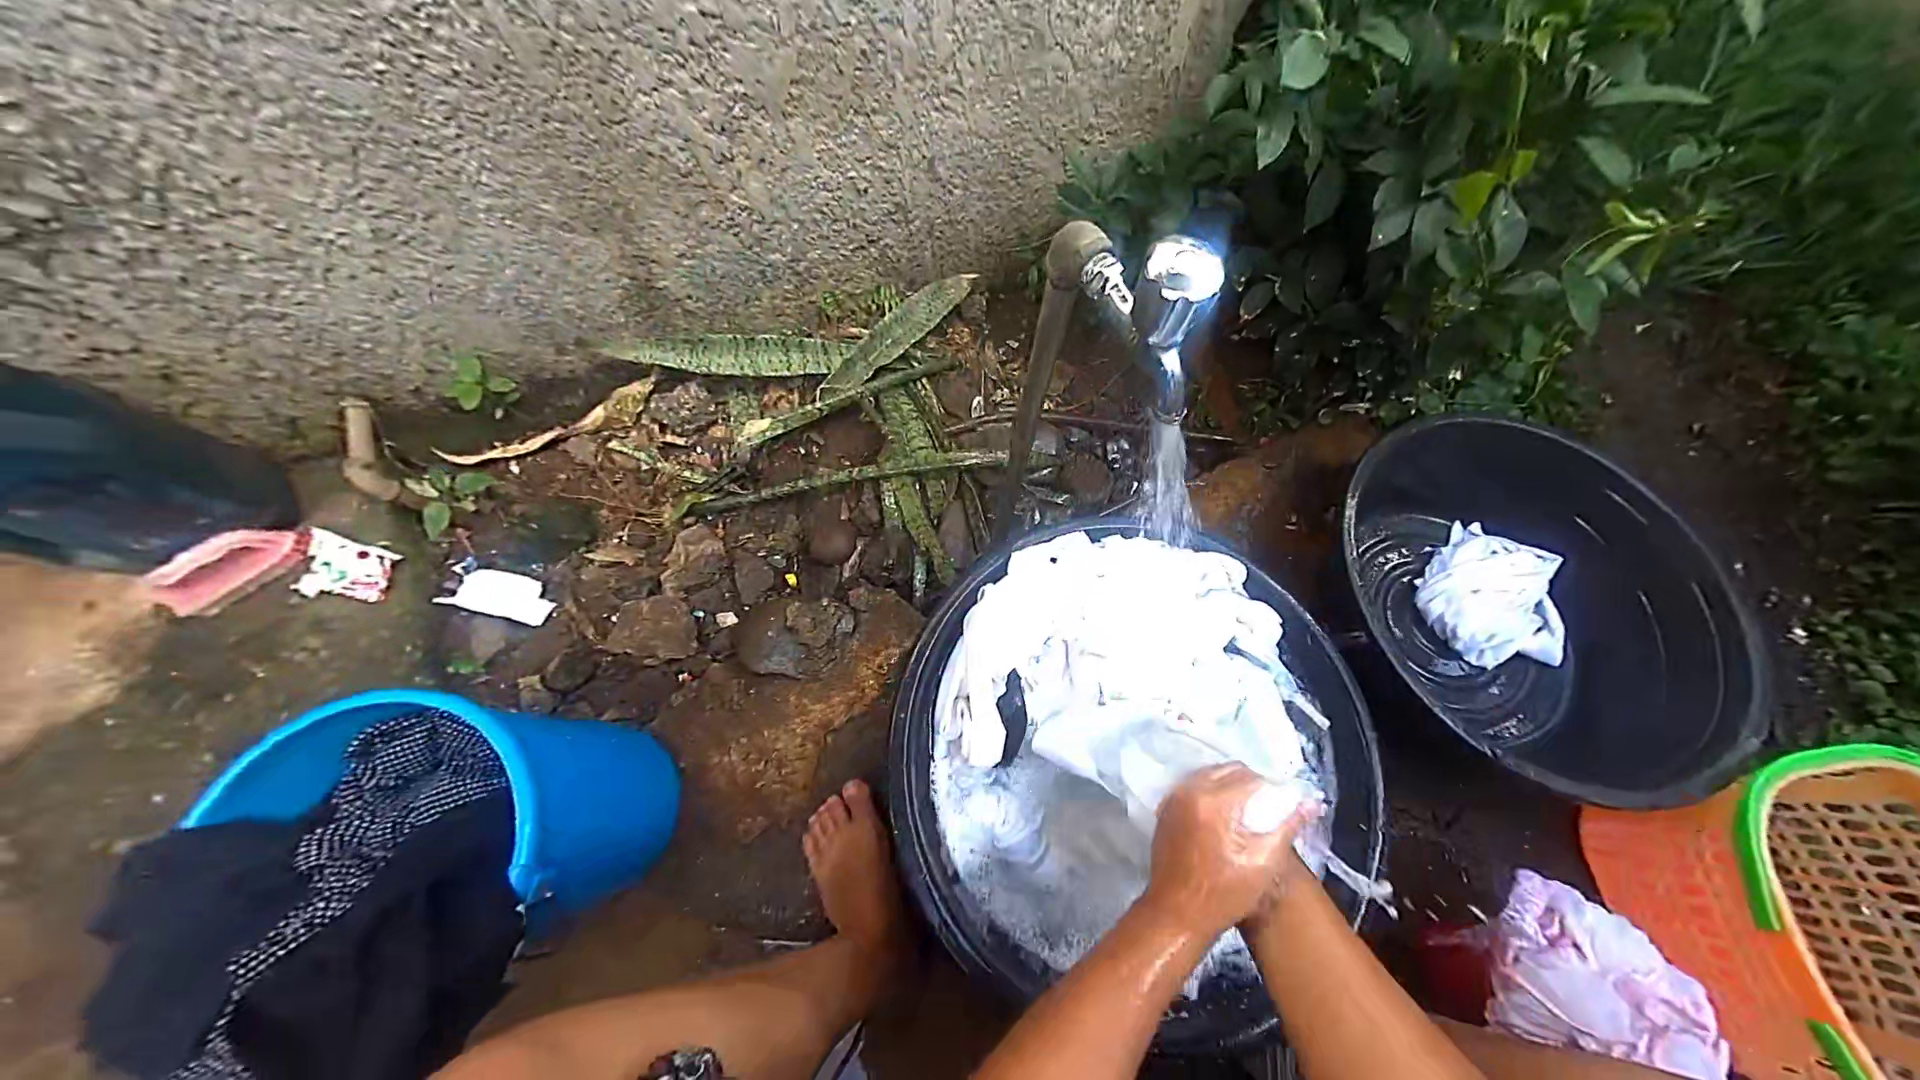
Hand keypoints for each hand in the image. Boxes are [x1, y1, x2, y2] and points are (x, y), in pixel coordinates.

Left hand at [1140, 764, 1319, 937]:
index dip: (1275, 788)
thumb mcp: (1263, 863)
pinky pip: (1194, 785)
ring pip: (1210, 775)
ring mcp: (1173, 797)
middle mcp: (1188, 791)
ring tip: (1252, 809)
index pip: (1251, 778)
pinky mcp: (1166, 807)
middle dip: (1253, 782)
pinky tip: (1227, 813)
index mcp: (1212, 802)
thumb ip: (1287, 827)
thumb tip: (1310, 803)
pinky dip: (1212, 791)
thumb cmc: (1223, 894)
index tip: (1289, 802)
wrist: (1177, 912)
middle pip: (1228, 770)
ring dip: (1232, 784)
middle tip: (1272, 804)